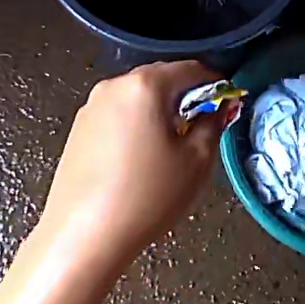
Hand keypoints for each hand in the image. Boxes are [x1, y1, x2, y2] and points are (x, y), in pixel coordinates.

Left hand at [34, 61, 228, 263]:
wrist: (85, 234)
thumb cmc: (145, 197)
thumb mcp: (197, 161)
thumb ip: (213, 125)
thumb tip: (217, 110)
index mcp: (144, 86)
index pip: (190, 69)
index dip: (215, 83)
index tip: (226, 100)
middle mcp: (113, 87)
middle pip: (160, 79)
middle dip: (185, 97)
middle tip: (204, 125)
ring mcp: (91, 108)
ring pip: (136, 98)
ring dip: (159, 112)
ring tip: (172, 147)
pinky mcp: (78, 130)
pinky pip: (116, 116)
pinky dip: (135, 126)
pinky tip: (142, 158)